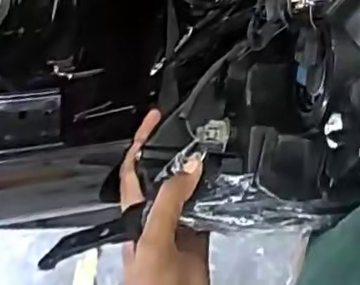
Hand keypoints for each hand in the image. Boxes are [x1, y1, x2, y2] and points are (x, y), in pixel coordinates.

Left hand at [120, 110, 208, 284]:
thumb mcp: (153, 241)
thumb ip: (169, 201)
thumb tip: (191, 164)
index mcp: (135, 215)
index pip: (133, 168)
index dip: (141, 140)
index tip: (155, 116)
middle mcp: (155, 219)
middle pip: (164, 176)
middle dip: (176, 150)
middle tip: (194, 126)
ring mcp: (177, 231)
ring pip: (188, 191)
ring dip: (199, 171)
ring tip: (213, 145)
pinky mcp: (199, 244)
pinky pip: (208, 212)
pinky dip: (217, 195)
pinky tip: (226, 180)